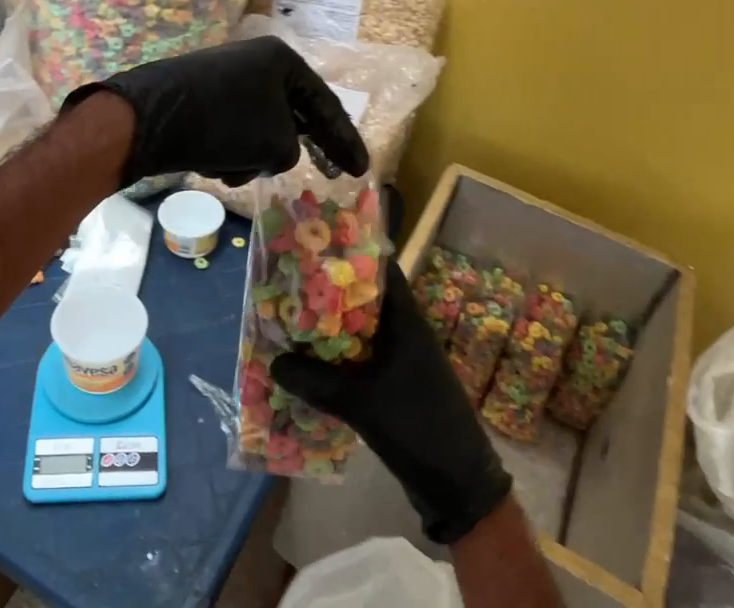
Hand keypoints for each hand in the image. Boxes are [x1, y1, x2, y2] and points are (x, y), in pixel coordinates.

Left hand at [61, 36, 369, 188]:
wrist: (150, 118)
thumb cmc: (223, 123)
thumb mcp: (276, 142)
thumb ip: (291, 149)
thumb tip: (271, 150)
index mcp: (281, 60)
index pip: (325, 105)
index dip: (345, 141)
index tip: (360, 170)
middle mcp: (254, 64)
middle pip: (290, 115)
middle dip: (295, 148)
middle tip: (327, 173)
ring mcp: (224, 80)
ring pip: (256, 130)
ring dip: (252, 156)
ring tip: (234, 168)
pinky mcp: (198, 100)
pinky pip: (228, 133)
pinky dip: (227, 152)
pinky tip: (210, 163)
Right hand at [271, 262, 514, 544]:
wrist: (458, 483)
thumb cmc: (416, 427)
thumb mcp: (359, 402)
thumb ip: (315, 381)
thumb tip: (275, 362)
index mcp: (407, 323)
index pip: (382, 272)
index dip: (351, 255)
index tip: (314, 249)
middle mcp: (407, 333)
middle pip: (367, 300)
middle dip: (331, 294)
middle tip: (290, 289)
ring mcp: (404, 360)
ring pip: (363, 332)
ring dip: (333, 329)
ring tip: (292, 324)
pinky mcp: (399, 386)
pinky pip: (364, 359)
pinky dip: (340, 358)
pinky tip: (312, 367)